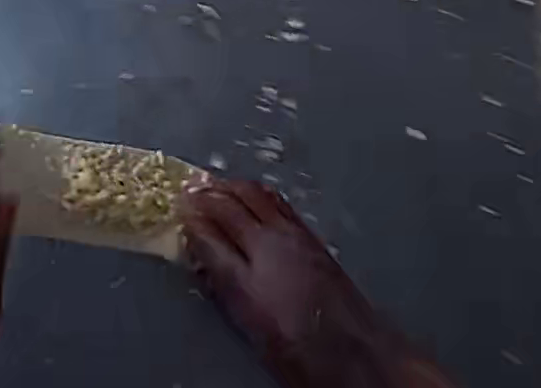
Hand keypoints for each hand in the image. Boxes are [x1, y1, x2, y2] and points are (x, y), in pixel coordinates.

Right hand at [184, 180, 453, 387]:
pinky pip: (276, 199)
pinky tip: (250, 192)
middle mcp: (272, 239)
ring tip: (214, 183)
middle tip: (189, 186)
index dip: (192, 213)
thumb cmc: (302, 348)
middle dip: (207, 191)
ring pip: (255, 193)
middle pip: (233, 201)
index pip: (213, 226)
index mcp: (254, 262)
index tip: (176, 204)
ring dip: (230, 185)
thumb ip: (221, 275)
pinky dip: (255, 190)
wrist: (363, 357)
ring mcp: (294, 234)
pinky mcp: (311, 236)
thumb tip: (196, 241)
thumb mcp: (251, 318)